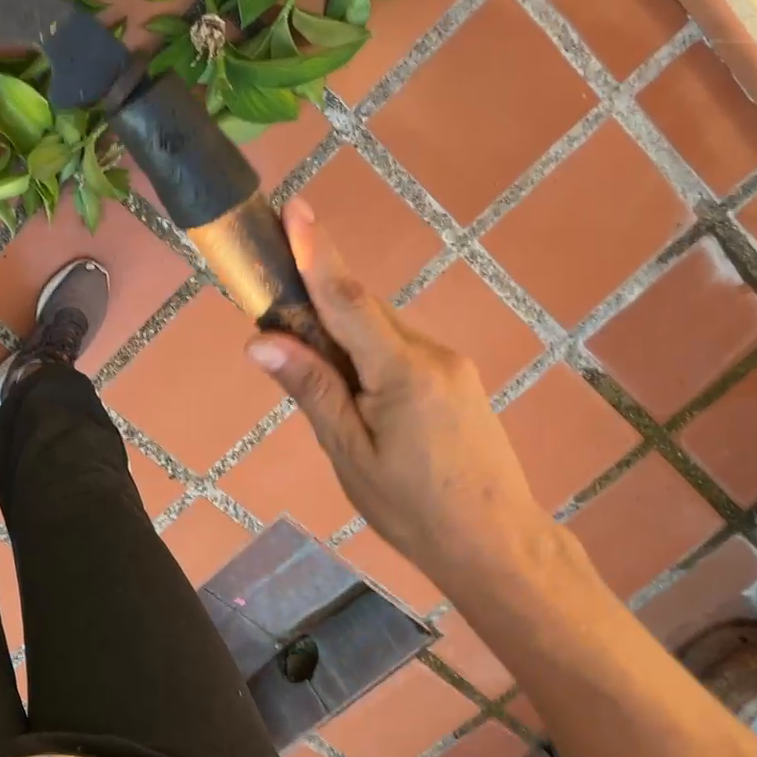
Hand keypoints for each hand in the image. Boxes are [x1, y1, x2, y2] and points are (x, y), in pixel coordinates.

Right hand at [244, 198, 552, 579]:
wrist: (497, 547)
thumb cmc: (412, 507)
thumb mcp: (348, 452)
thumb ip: (310, 388)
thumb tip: (259, 339)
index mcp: (403, 371)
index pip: (347, 299)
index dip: (316, 252)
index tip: (295, 208)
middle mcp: (431, 353)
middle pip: (360, 308)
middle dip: (314, 295)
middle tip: (267, 301)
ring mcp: (448, 364)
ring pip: (377, 329)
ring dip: (335, 329)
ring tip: (302, 361)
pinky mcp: (453, 379)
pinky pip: (394, 347)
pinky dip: (360, 349)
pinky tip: (345, 384)